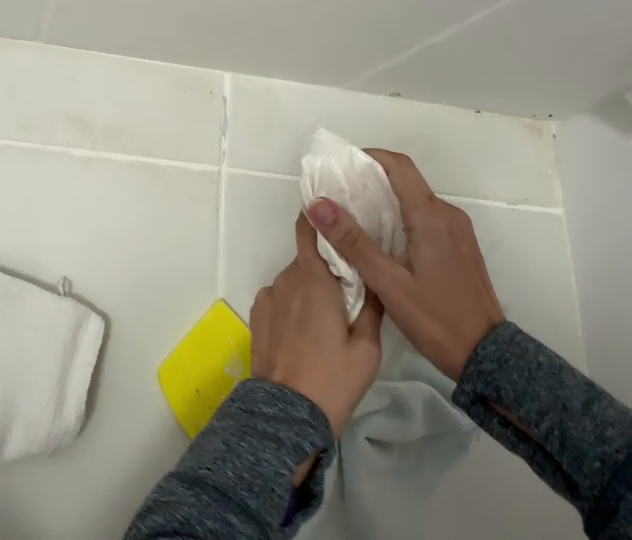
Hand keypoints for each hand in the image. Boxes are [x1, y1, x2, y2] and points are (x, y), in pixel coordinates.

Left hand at [249, 213, 384, 436]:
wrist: (288, 413)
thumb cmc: (333, 378)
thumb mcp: (368, 347)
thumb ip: (372, 306)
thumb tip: (373, 278)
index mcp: (314, 279)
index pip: (309, 229)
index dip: (320, 220)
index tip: (338, 219)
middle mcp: (286, 279)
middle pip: (308, 259)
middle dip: (326, 268)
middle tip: (349, 290)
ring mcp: (268, 297)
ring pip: (294, 280)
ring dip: (309, 289)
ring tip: (328, 319)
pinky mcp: (258, 315)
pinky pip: (280, 298)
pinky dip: (293, 305)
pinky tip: (305, 332)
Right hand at [305, 149, 504, 380]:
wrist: (486, 356)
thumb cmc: (435, 319)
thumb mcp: (388, 283)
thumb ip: (353, 241)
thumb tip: (317, 204)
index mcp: (431, 217)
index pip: (399, 166)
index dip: (369, 157)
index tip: (340, 166)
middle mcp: (447, 215)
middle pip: (406, 181)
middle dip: (370, 181)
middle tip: (337, 196)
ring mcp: (457, 230)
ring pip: (416, 200)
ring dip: (384, 201)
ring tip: (351, 219)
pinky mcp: (460, 246)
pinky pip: (426, 218)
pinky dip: (400, 218)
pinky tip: (381, 241)